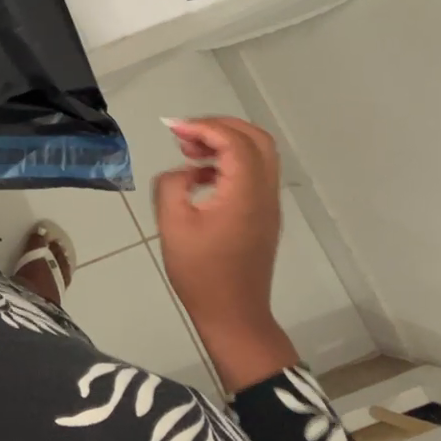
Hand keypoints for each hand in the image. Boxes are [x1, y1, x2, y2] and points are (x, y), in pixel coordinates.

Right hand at [153, 116, 298, 393]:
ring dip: (225, 142)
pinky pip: (254, 172)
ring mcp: (268, 205)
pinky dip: (229, 160)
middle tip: (184, 134)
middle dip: (219, 126)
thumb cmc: (200, 272)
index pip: (234, 142)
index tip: (172, 130)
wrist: (233, 314)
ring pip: (258, 154)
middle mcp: (264, 194)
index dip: (203, 127)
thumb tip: (186, 172)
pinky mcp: (263, 215)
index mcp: (244, 194)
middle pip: (256, 140)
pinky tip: (200, 174)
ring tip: (189, 151)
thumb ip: (173, 184)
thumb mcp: (172, 223)